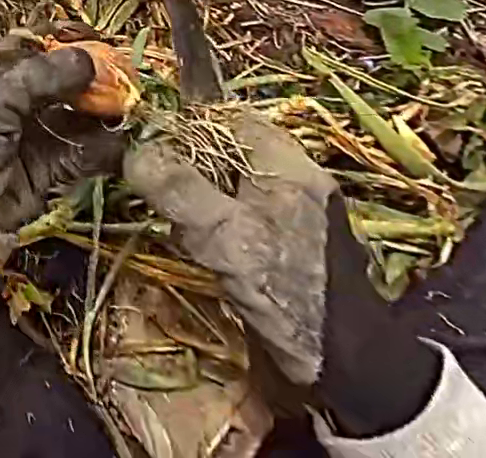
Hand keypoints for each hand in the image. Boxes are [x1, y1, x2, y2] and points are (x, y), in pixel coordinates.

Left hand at [0, 36, 121, 231]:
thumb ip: (42, 74)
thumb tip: (89, 60)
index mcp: (2, 69)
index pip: (42, 43)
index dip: (72, 40)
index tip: (104, 42)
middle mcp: (23, 95)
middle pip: (69, 78)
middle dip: (99, 78)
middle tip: (129, 79)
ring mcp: (39, 130)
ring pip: (82, 113)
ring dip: (107, 111)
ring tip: (133, 108)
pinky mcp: (51, 166)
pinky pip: (86, 151)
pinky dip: (107, 147)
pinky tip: (124, 141)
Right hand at [124, 114, 438, 436]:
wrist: (351, 370)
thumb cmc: (292, 292)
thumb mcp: (228, 237)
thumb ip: (179, 190)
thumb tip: (133, 152)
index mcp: (285, 160)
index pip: (222, 115)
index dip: (180, 126)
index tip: (151, 151)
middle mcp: (289, 173)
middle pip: (217, 147)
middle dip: (184, 170)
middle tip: (166, 198)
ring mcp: (287, 207)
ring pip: (221, 180)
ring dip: (195, 202)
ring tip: (188, 232)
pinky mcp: (282, 237)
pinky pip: (232, 210)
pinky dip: (211, 224)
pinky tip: (205, 250)